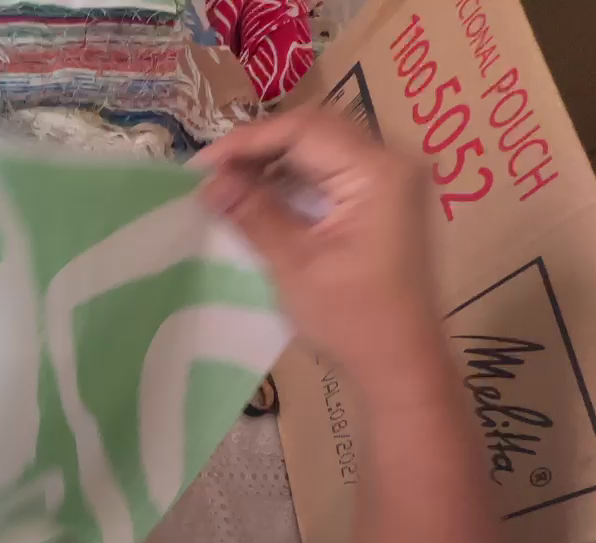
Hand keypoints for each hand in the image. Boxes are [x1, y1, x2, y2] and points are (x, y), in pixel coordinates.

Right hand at [198, 108, 445, 393]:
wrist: (396, 359)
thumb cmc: (349, 316)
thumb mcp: (294, 264)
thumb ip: (254, 214)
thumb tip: (208, 182)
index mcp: (377, 171)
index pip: (304, 130)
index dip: (246, 142)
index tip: (198, 167)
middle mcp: (389, 163)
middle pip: (314, 131)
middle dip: (257, 148)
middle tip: (206, 175)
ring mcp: (386, 182)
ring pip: (319, 151)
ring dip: (269, 164)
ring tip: (223, 186)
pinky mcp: (377, 204)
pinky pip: (326, 176)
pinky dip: (288, 183)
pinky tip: (255, 200)